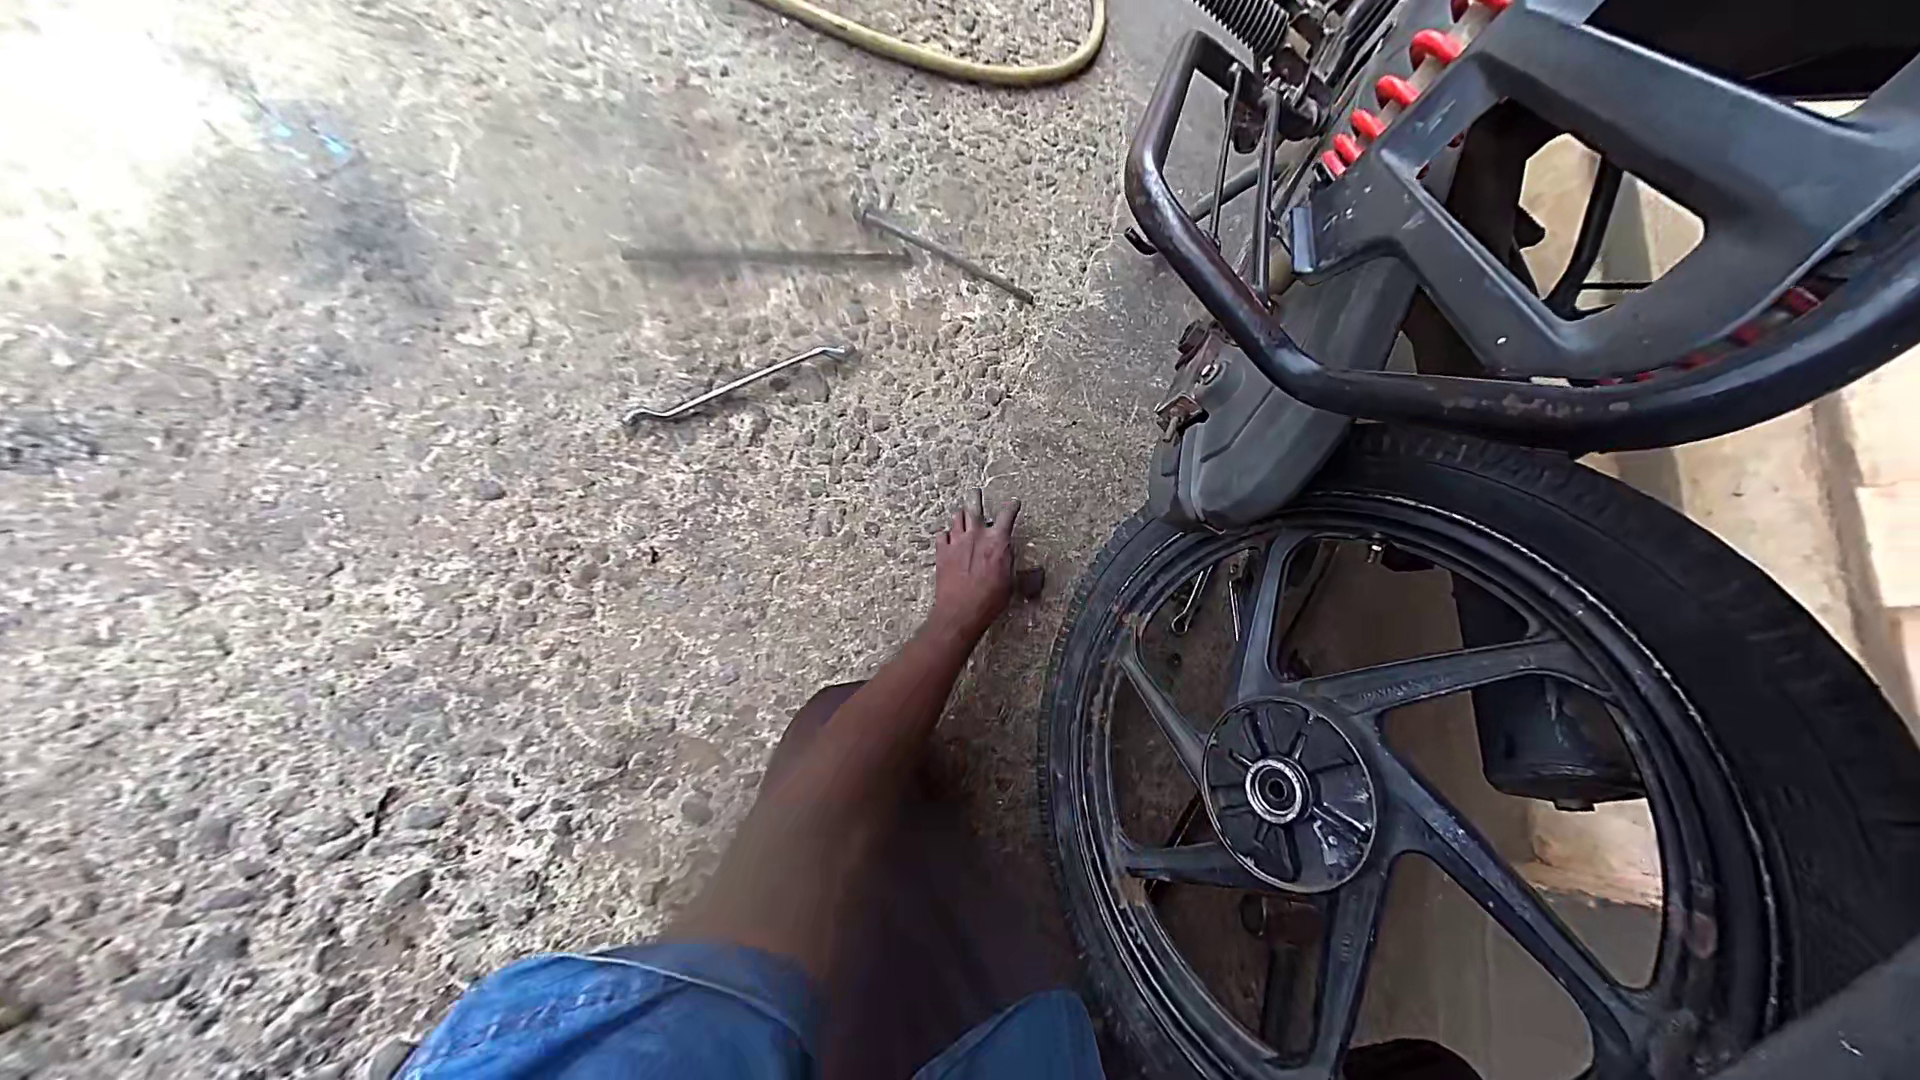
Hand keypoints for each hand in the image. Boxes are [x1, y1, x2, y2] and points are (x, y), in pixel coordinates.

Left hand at [930, 488, 1020, 639]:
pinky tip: (948, 538)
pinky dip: (946, 534)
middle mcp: (976, 536)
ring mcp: (957, 542)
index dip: (1011, 507)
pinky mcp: (942, 552)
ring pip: (956, 517)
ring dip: (960, 514)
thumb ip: (1012, 565)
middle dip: (976, 497)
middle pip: (974, 507)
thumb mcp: (1011, 583)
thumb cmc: (988, 600)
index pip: (1007, 515)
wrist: (961, 611)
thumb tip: (1023, 564)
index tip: (1014, 503)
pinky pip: (942, 535)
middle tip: (976, 492)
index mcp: (997, 541)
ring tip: (962, 513)